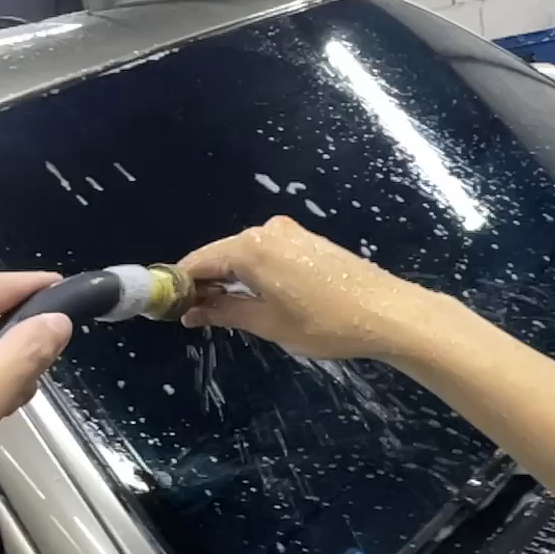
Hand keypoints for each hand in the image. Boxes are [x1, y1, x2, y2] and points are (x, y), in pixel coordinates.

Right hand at [179, 216, 441, 360]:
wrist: (386, 312)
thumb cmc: (323, 322)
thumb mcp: (268, 323)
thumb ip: (224, 313)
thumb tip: (191, 312)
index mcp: (250, 248)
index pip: (199, 261)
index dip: (181, 284)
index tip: (168, 306)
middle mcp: (266, 230)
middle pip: (221, 255)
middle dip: (205, 283)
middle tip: (193, 315)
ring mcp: (290, 233)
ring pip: (244, 255)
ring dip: (230, 279)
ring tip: (222, 311)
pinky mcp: (307, 241)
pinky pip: (266, 254)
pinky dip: (253, 273)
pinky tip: (254, 296)